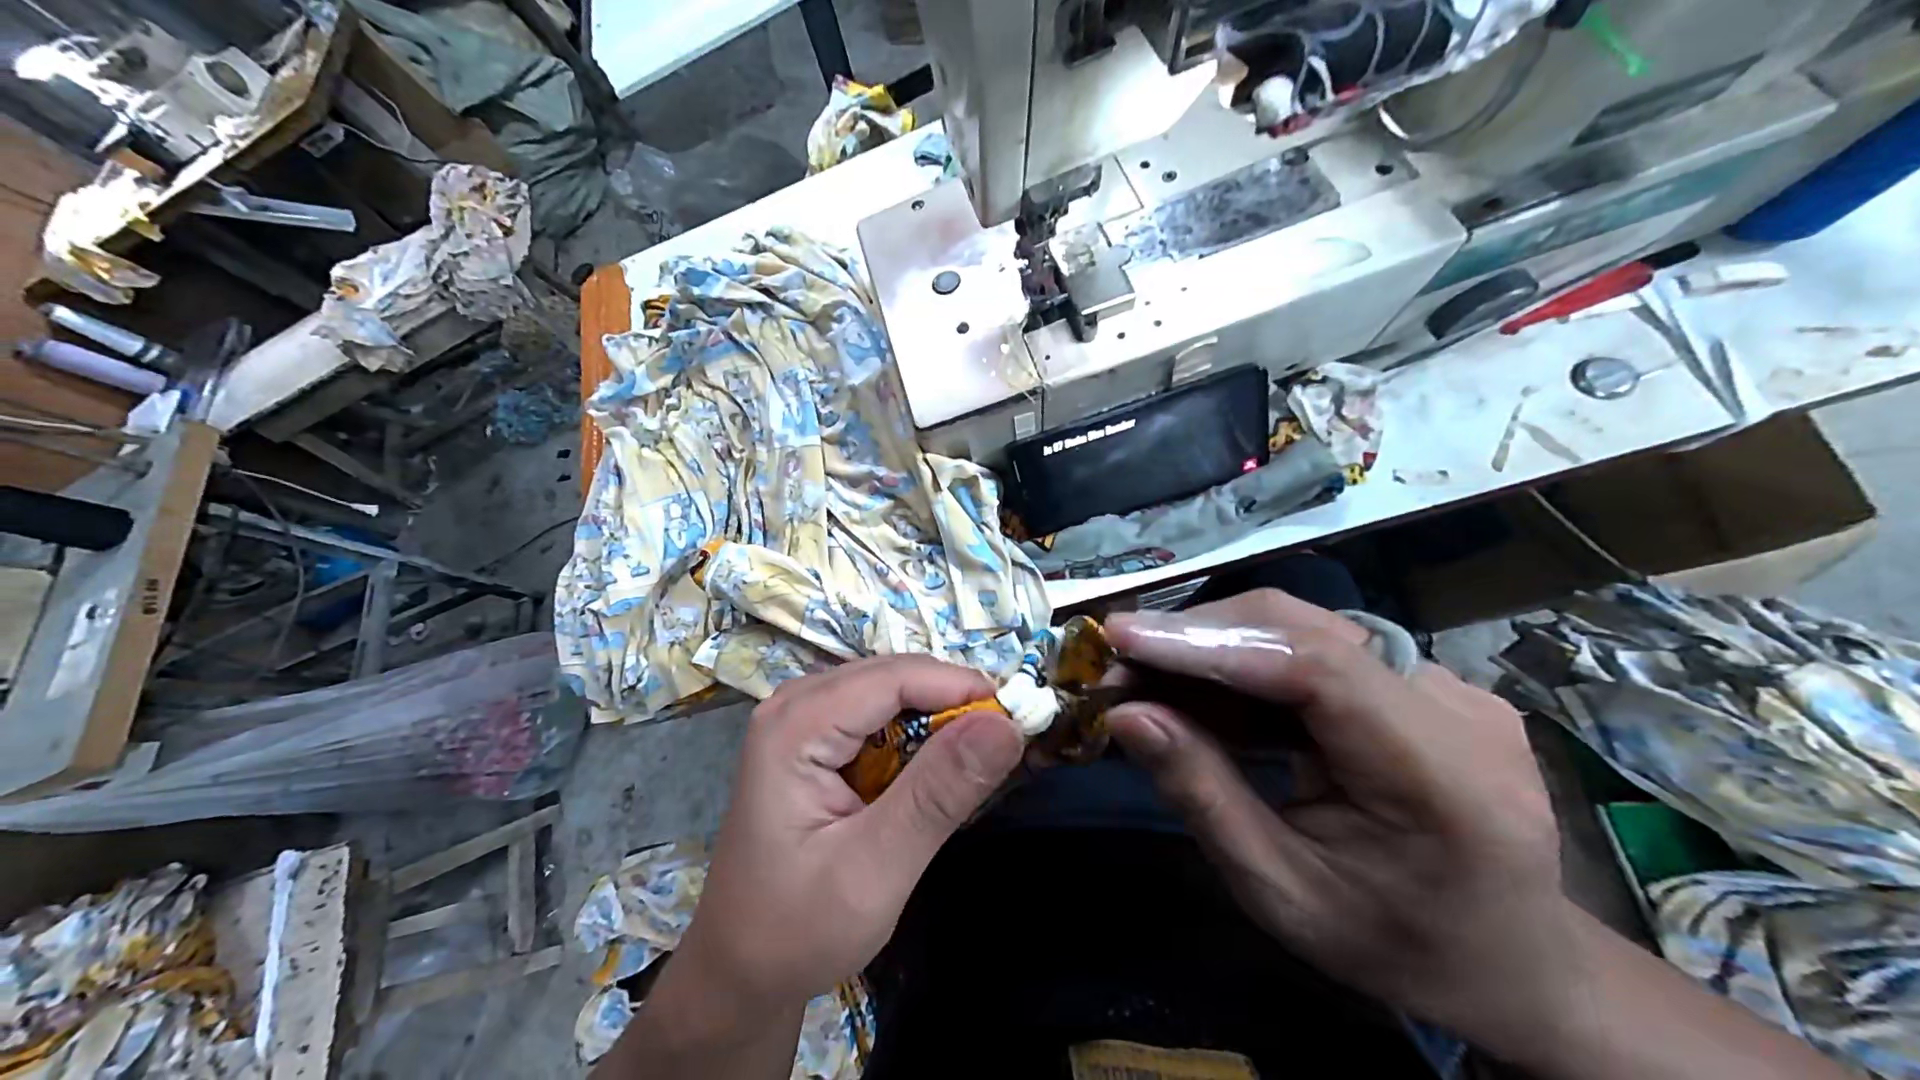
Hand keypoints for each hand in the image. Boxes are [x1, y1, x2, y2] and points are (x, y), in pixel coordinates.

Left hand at [600, 656, 1024, 1078]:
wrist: (740, 970)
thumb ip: (939, 795)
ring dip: (939, 722)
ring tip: (968, 772)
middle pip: (894, 676)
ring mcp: (803, 719)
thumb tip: (1005, 724)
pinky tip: (929, 779)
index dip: (962, 689)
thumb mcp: (875, 870)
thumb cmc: (796, 930)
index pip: (895, 676)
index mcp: (794, 726)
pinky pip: (880, 716)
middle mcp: (795, 705)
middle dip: (953, 705)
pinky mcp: (816, 740)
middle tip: (1002, 752)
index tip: (1019, 724)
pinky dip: (917, 739)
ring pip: (892, 693)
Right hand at [1102, 590, 1568, 1042]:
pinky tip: (1201, 687)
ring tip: (1145, 673)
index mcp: (1442, 776)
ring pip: (1305, 628)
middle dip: (1198, 635)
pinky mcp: (1422, 681)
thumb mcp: (1283, 892)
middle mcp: (1455, 707)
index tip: (1122, 637)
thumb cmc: (1397, 945)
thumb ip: (1203, 795)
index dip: (1211, 642)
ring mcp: (1446, 684)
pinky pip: (1317, 649)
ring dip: (1215, 643)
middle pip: (1305, 629)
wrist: (1515, 961)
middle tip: (1118, 660)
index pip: (1317, 669)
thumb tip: (1125, 714)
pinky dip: (1247, 663)